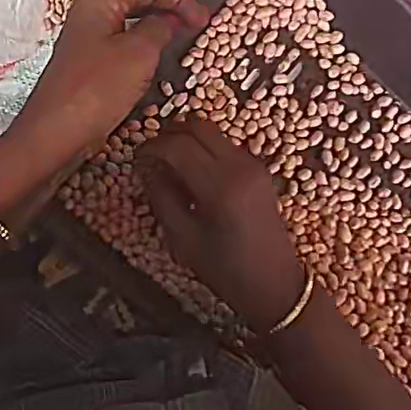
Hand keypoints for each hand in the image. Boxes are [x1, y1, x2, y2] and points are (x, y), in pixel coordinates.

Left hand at [12, 0, 207, 173]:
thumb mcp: (140, 53)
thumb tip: (170, 20)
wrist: (57, 132)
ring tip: (179, 29)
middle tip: (192, 14)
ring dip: (155, 14)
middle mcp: (91, 8)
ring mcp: (88, 33)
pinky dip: (143, 35)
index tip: (203, 17)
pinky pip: (121, 34)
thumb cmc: (95, 90)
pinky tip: (156, 51)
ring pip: (127, 10)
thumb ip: (160, 28)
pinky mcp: (90, 57)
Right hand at [136, 117, 307, 330]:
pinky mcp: (259, 169)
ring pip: (212, 132)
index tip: (136, 158)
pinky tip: (191, 172)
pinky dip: (202, 148)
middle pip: (197, 126)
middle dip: (168, 134)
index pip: (178, 146)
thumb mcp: (184, 239)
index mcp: (220, 187)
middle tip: (149, 153)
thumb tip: (147, 168)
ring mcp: (253, 164)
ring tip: (167, 163)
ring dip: (186, 139)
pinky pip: (224, 145)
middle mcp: (240, 166)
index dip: (151, 146)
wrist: (275, 283)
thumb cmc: (226, 270)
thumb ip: (163, 197)